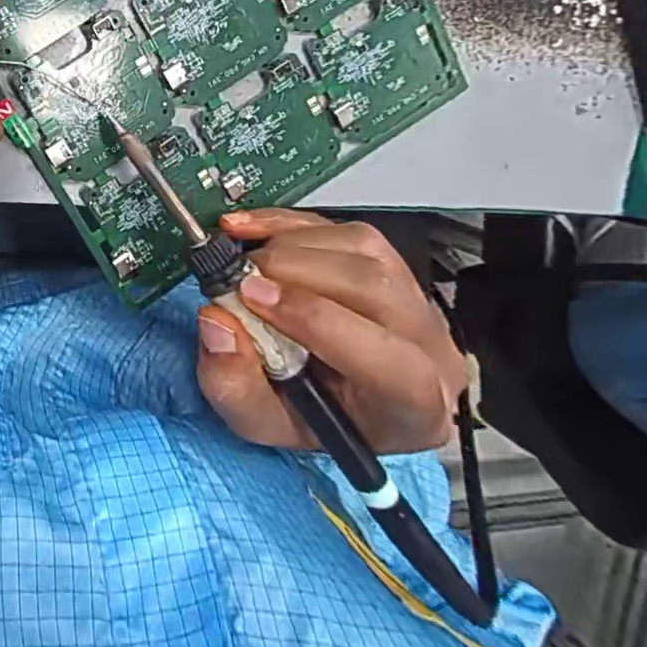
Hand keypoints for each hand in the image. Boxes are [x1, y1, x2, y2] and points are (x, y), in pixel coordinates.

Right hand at [195, 209, 465, 454]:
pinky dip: (287, 224)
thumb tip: (218, 320)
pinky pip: (346, 230)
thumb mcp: (259, 421)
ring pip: (361, 248)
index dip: (314, 319)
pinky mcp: (390, 264)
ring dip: (288, 246)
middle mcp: (428, 347)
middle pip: (371, 285)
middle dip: (292, 271)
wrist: (332, 399)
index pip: (386, 357)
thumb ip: (232, 384)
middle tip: (236, 278)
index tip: (250, 296)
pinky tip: (248, 232)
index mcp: (410, 403)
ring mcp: (415, 300)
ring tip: (243, 264)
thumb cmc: (308, 417)